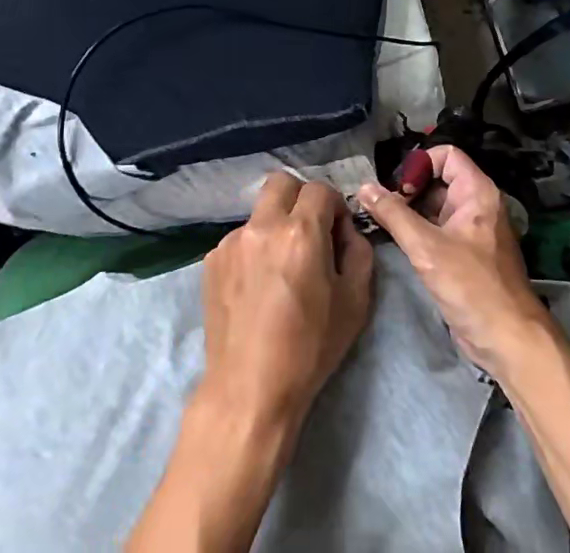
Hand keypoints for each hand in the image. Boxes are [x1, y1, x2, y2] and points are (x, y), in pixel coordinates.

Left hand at [199, 172, 374, 425]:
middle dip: (300, 198)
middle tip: (309, 232)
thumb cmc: (310, 348)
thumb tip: (344, 230)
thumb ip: (357, 251)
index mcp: (300, 233)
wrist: (249, 387)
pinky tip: (257, 286)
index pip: (320, 189)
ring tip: (280, 270)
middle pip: (281, 182)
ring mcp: (231, 241)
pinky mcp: (211, 259)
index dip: (334, 206)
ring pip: (259, 213)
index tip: (336, 232)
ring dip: (275, 227)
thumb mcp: (355, 302)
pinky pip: (240, 239)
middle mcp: (262, 226)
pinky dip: (254, 250)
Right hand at [358, 145, 553, 377]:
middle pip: (438, 180)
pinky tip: (395, 241)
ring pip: (435, 206)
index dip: (419, 164)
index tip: (398, 189)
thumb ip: (392, 214)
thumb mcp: (425, 246)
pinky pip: (437, 229)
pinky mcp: (464, 254)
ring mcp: (472, 230)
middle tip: (383, 208)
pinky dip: (416, 230)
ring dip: (409, 211)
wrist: (506, 337)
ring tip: (382, 223)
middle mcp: (477, 205)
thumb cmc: (470, 284)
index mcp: (477, 193)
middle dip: (408, 189)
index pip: (446, 155)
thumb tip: (363, 187)